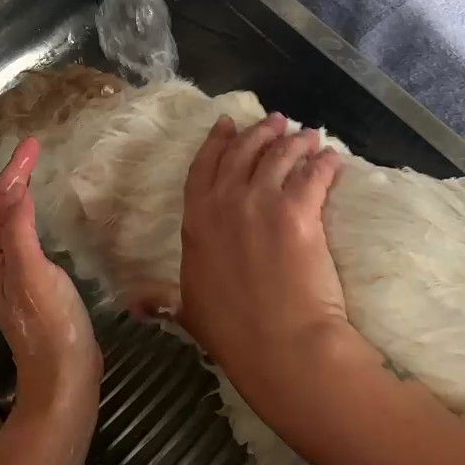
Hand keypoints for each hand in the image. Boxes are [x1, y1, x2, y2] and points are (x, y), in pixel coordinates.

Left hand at [0, 136, 102, 413]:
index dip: (14, 169)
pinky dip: (32, 213)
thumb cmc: (50, 324)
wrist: (63, 377)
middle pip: (0, 207)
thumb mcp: (34, 272)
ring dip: (21, 192)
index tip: (33, 142)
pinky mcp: (31, 283)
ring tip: (36, 169)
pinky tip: (44, 212)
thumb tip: (15, 189)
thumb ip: (20, 230)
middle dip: (15, 175)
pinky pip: (25, 234)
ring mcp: (12, 274)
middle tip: (36, 148)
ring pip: (11, 220)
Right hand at [176, 115, 345, 391]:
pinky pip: (312, 175)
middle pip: (243, 153)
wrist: (280, 344)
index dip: (216, 142)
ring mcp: (262, 202)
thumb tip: (133, 305)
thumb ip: (163, 300)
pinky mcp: (298, 209)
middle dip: (259, 132)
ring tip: (308, 134)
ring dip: (294, 141)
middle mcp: (226, 202)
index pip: (203, 168)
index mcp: (196, 221)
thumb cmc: (231, 333)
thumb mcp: (188, 311)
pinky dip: (323, 163)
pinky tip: (331, 157)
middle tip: (276, 120)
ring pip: (278, 157)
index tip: (227, 123)